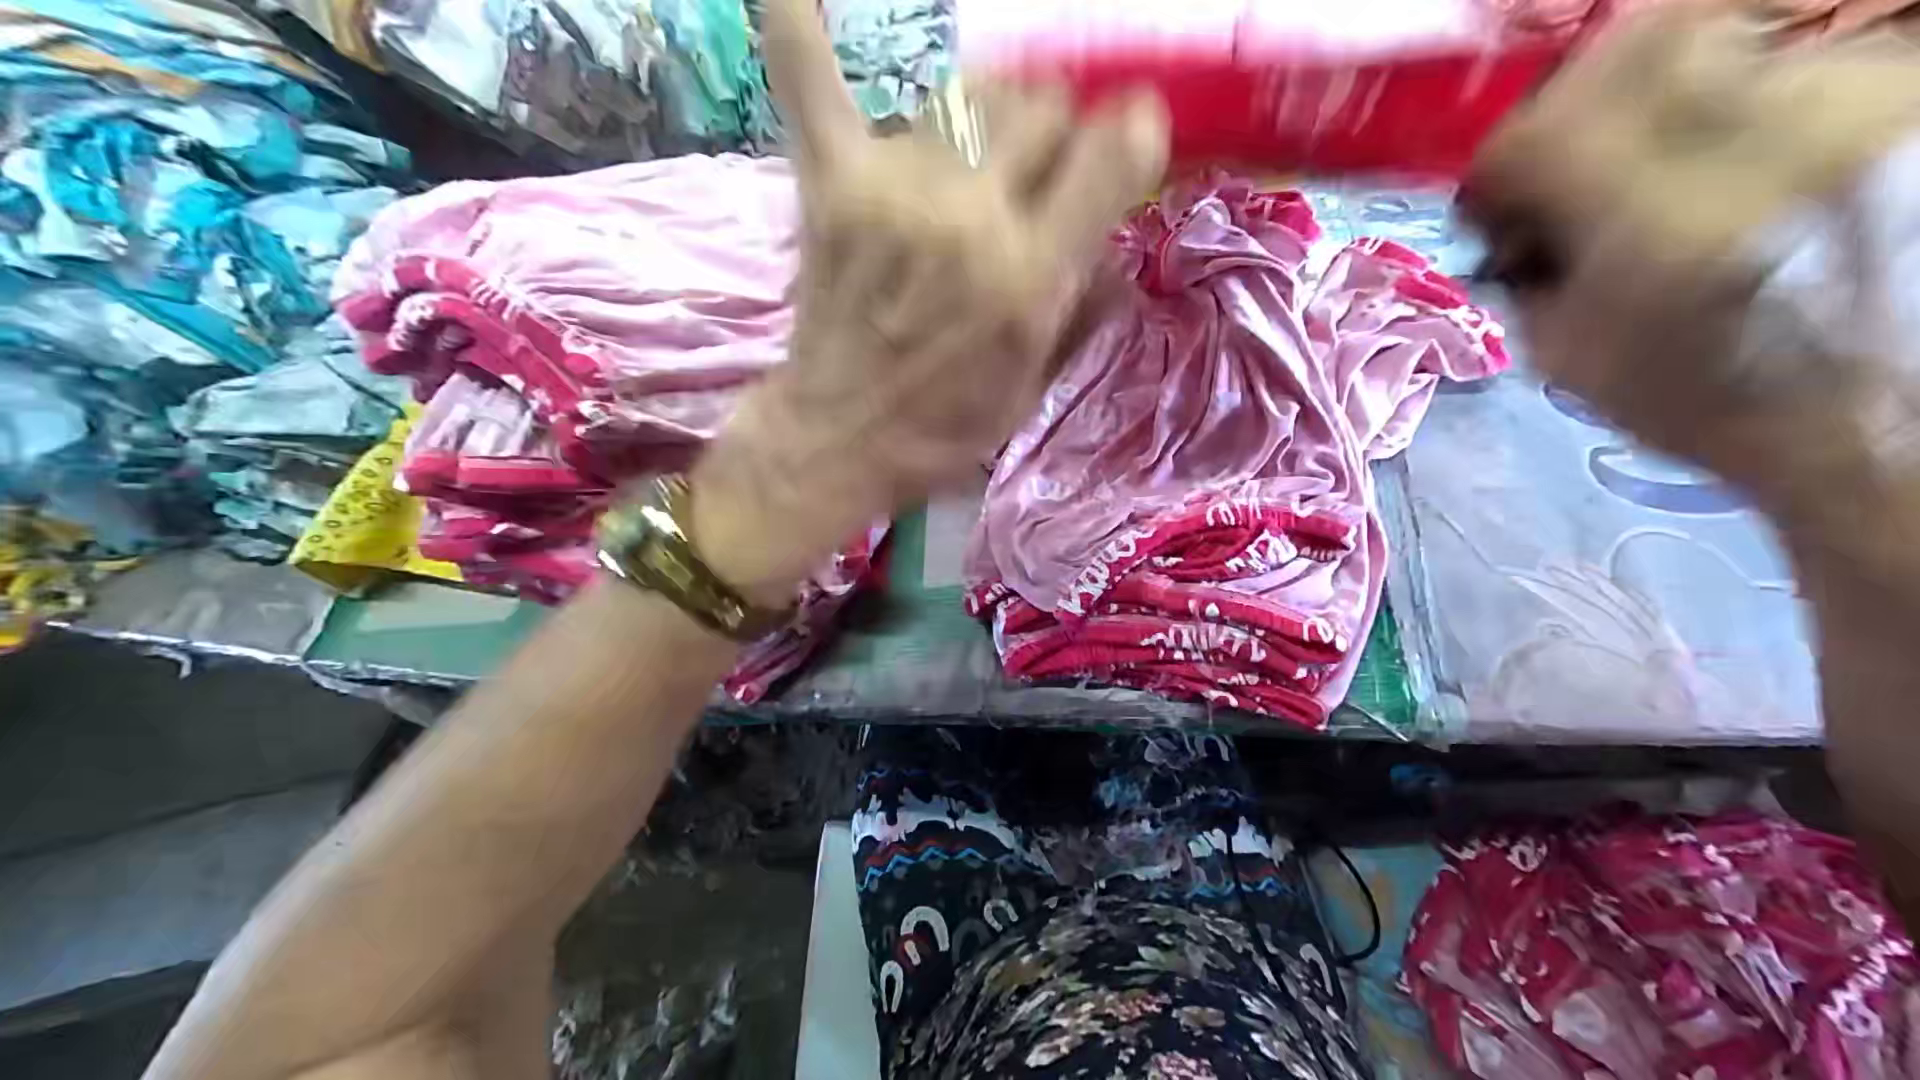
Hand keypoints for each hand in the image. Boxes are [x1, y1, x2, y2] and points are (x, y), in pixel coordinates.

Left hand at [689, 0, 1168, 603]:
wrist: (839, 438)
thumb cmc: (942, 427)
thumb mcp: (1033, 387)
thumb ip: (1082, 308)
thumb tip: (1114, 249)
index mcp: (1028, 277)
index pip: (1112, 150)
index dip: (1132, 135)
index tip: (1125, 146)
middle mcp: (970, 217)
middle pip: (1040, 104)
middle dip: (1055, 132)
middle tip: (1033, 176)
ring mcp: (895, 190)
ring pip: (965, 92)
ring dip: (984, 115)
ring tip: (968, 164)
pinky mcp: (833, 183)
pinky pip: (812, 78)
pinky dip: (798, 25)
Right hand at [1465, 10, 1919, 573]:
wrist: (1895, 420)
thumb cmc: (1709, 408)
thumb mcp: (1573, 358)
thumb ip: (1531, 275)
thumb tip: (1511, 224)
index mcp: (1663, 230)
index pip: (1543, 132)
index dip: (1499, 159)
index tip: (1493, 197)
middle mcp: (1775, 142)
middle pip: (1643, 46)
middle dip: (1576, 100)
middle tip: (1563, 158)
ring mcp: (1866, 105)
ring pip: (1721, 51)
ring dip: (1657, 112)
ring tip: (1655, 178)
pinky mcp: (1913, 99)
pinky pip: (1791, 72)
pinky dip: (1733, 115)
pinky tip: (1732, 174)